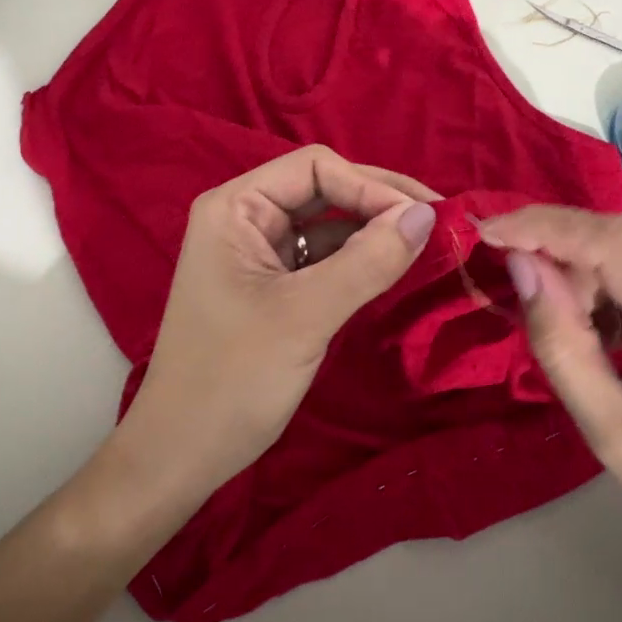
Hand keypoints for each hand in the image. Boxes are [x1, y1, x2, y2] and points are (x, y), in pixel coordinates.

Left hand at [119, 146, 438, 492]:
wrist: (180, 453)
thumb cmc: (232, 379)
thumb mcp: (305, 316)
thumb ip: (367, 262)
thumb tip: (425, 215)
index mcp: (234, 208)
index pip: (314, 168)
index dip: (371, 187)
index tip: (425, 219)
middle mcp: (242, 219)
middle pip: (322, 189)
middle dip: (378, 203)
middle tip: (441, 222)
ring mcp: (254, 253)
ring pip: (325, 225)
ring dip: (372, 232)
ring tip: (428, 244)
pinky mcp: (268, 287)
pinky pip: (319, 258)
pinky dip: (357, 261)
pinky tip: (393, 269)